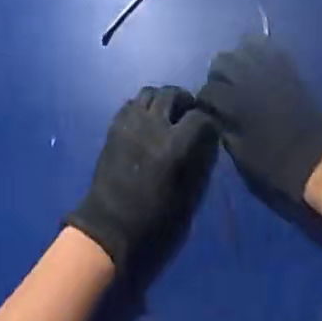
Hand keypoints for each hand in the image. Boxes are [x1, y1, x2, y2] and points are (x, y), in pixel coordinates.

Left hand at [64, 86, 217, 267]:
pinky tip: (148, 120)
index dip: (208, 122)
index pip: (199, 117)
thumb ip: (199, 162)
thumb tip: (208, 141)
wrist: (110, 227)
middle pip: (170, 94)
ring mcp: (129, 123)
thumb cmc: (157, 223)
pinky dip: (142, 106)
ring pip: (148, 93)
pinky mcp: (113, 127)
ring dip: (161, 99)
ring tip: (169, 113)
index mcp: (174, 147)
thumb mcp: (189, 197)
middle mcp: (151, 126)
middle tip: (190, 112)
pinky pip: (131, 104)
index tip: (211, 130)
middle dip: (184, 101)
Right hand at [198, 37, 321, 201]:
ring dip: (237, 58)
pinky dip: (262, 52)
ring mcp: (273, 74)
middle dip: (217, 74)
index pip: (209, 89)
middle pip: (223, 61)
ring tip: (238, 72)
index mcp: (236, 102)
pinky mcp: (291, 74)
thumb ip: (222, 128)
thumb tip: (213, 114)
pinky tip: (259, 63)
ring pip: (246, 48)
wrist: (320, 165)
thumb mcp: (240, 153)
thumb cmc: (276, 165)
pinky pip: (273, 51)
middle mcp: (251, 81)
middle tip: (219, 87)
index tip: (205, 106)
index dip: (204, 98)